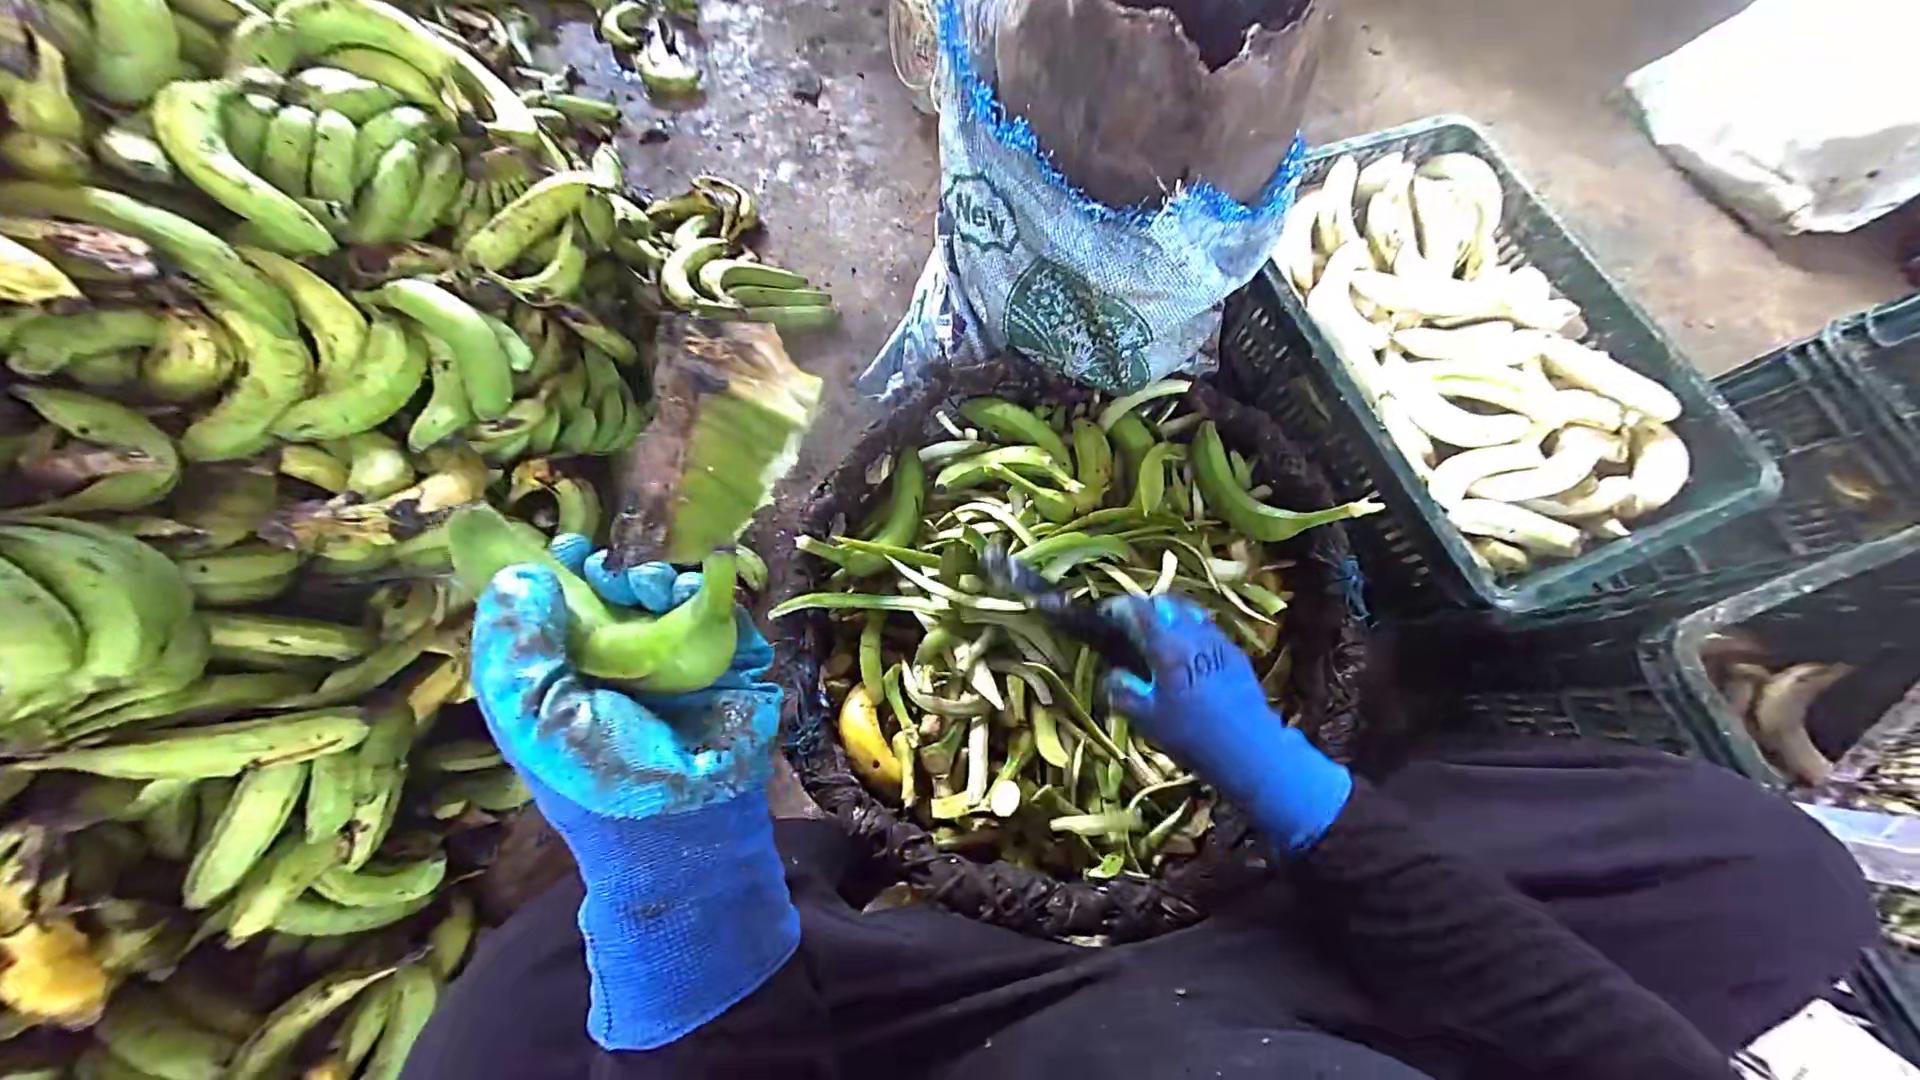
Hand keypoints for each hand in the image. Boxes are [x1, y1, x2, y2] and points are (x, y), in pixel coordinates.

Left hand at [474, 532, 778, 818]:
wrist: (688, 821)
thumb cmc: (601, 776)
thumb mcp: (536, 720)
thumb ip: (518, 650)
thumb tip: (520, 575)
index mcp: (568, 673)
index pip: (560, 609)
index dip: (559, 574)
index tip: (562, 549)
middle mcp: (621, 658)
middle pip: (615, 593)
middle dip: (610, 571)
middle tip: (604, 567)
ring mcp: (678, 654)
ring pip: (666, 592)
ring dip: (654, 578)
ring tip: (651, 584)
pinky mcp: (725, 653)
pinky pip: (715, 605)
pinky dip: (705, 588)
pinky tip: (692, 587)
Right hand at [1100, 594, 1351, 853]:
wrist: (1250, 750)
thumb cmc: (1191, 734)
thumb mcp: (1146, 718)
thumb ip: (1121, 691)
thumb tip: (1110, 674)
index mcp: (1165, 646)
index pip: (1137, 609)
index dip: (1117, 606)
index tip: (1105, 614)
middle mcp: (1192, 634)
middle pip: (1165, 602)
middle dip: (1146, 607)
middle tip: (1133, 625)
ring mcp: (1217, 641)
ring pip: (1189, 611)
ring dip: (1171, 616)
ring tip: (1161, 636)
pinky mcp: (1236, 653)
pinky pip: (1209, 630)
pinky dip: (1193, 632)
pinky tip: (1190, 656)